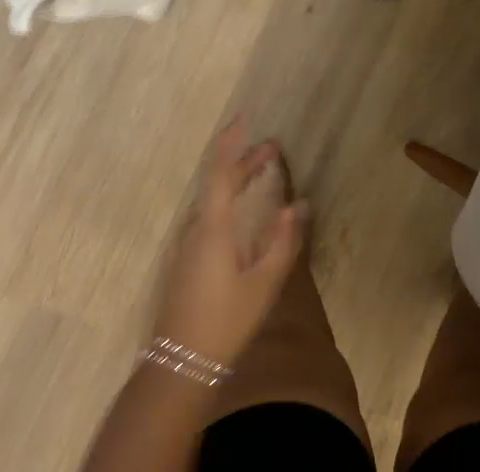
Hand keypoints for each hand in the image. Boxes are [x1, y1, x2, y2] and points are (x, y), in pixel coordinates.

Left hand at [153, 119, 307, 369]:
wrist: (180, 363)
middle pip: (218, 182)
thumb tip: (299, 204)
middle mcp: (195, 228)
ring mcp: (186, 245)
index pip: (221, 172)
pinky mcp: (186, 259)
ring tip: (264, 171)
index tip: (246, 116)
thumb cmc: (225, 321)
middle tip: (273, 146)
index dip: (232, 141)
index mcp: (213, 228)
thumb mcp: (264, 283)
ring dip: (237, 180)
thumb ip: (282, 241)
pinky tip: (246, 210)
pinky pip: (209, 216)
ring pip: (213, 199)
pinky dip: (230, 201)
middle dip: (244, 159)